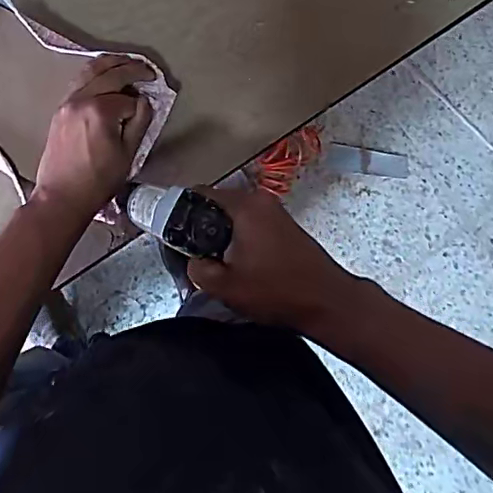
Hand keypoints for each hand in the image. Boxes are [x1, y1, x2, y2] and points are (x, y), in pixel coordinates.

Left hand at [30, 54, 154, 216]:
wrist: (61, 197)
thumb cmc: (98, 179)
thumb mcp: (129, 152)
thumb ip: (140, 121)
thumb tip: (144, 102)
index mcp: (99, 111)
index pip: (129, 98)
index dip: (140, 106)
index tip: (147, 112)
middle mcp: (81, 100)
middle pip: (110, 74)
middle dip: (132, 69)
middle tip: (148, 71)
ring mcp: (67, 103)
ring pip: (90, 70)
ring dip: (111, 63)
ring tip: (127, 62)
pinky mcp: (60, 110)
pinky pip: (79, 81)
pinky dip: (95, 73)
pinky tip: (105, 76)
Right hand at [186, 185, 366, 331]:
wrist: (324, 300)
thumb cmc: (277, 290)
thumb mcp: (224, 285)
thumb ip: (197, 268)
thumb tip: (192, 260)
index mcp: (245, 206)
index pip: (200, 193)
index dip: (179, 211)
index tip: (168, 230)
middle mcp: (261, 201)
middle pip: (217, 204)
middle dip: (200, 227)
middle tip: (188, 253)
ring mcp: (275, 212)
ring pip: (234, 217)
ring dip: (220, 235)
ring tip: (211, 263)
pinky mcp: (284, 226)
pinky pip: (250, 225)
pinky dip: (238, 239)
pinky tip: (235, 265)